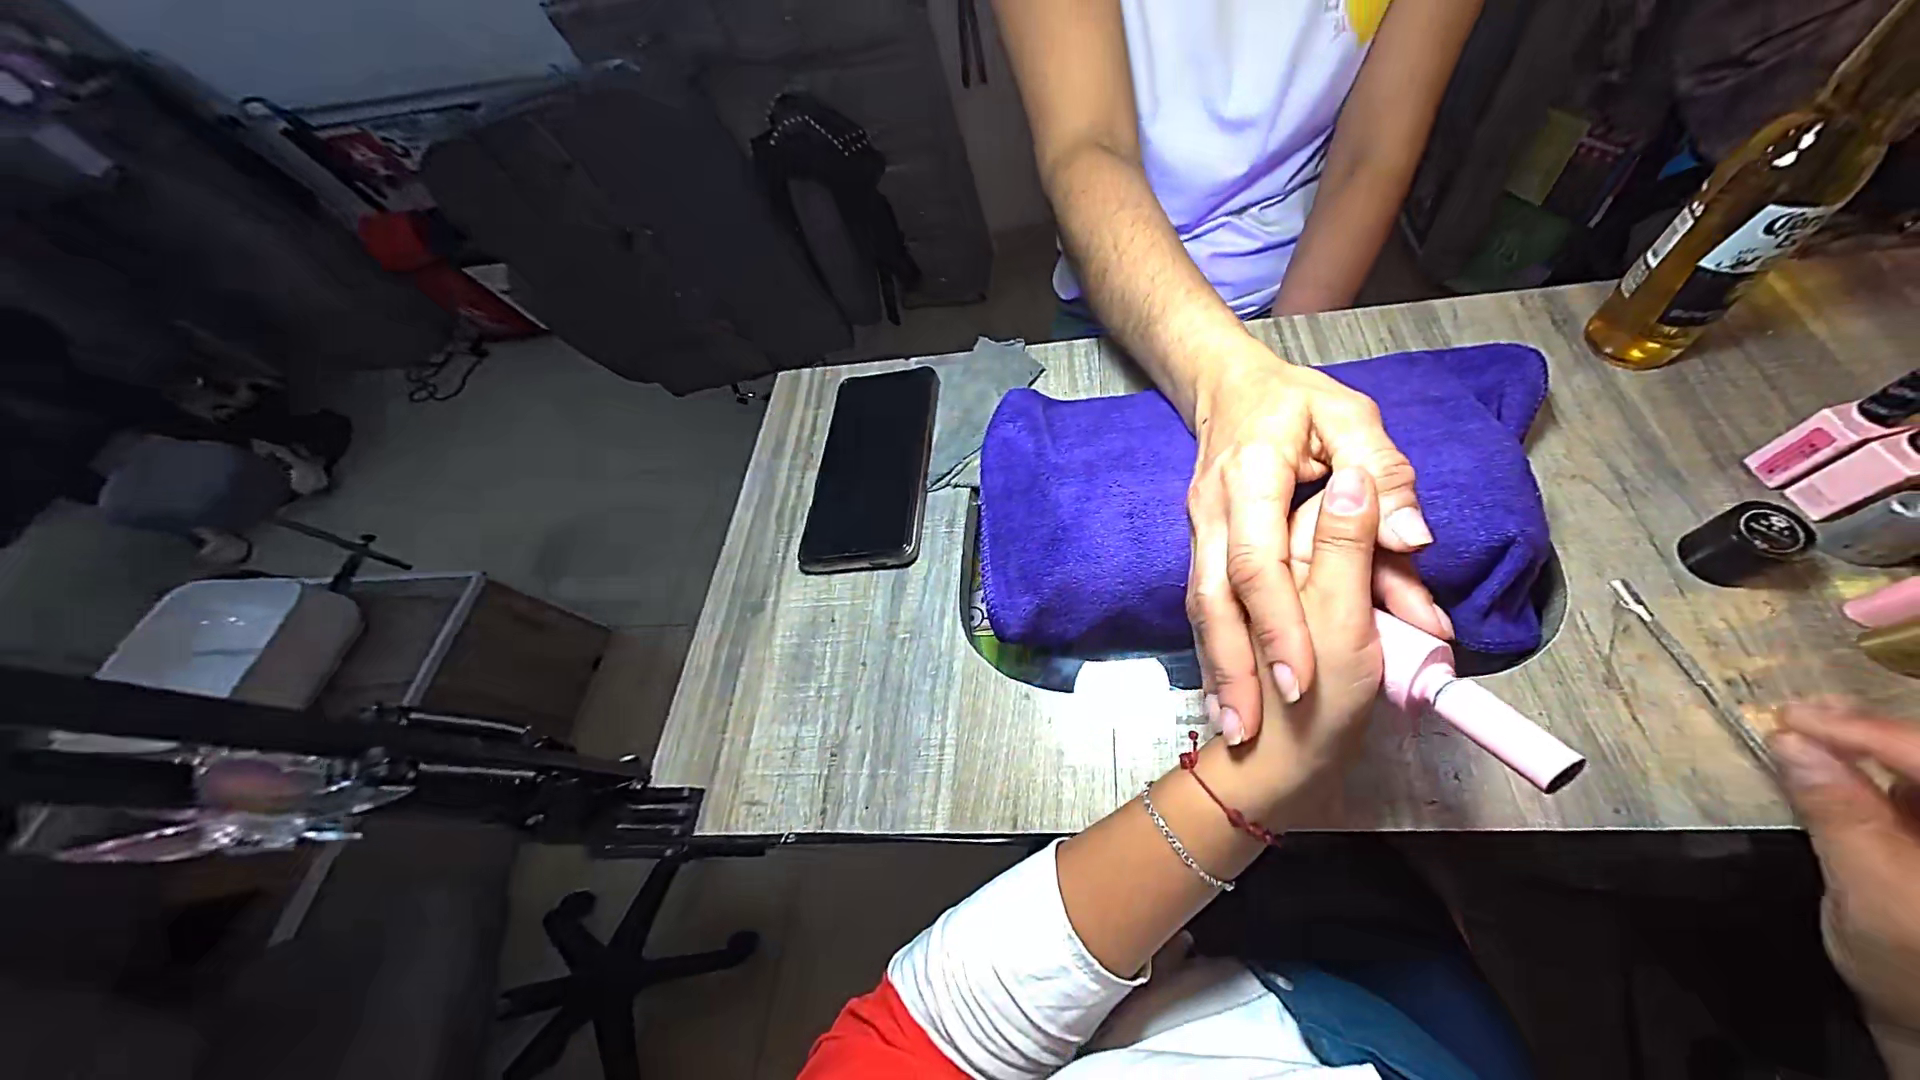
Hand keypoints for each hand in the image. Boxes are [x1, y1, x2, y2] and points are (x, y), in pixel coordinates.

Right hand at [1187, 339, 1447, 747]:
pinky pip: (1200, 600)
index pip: (1258, 561)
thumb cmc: (1291, 401)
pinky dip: (1210, 647)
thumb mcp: (1350, 416)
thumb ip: (1384, 472)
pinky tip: (1219, 686)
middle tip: (1250, 730)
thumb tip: (1408, 537)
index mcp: (1249, 477)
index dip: (1278, 624)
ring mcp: (1196, 528)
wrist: (1223, 388)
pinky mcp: (1197, 542)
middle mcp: (1211, 511)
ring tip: (1231, 723)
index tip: (1302, 681)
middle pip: (1215, 596)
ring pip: (1200, 604)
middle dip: (1233, 665)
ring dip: (1215, 666)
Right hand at [1769, 704, 1919, 1040]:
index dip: (1869, 733)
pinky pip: (1912, 796)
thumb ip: (1840, 818)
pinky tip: (1834, 767)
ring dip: (1871, 749)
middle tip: (1798, 715)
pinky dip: (1875, 773)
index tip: (1792, 717)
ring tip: (1810, 730)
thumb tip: (1792, 744)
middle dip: (1872, 734)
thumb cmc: (1917, 976)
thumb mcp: (1877, 898)